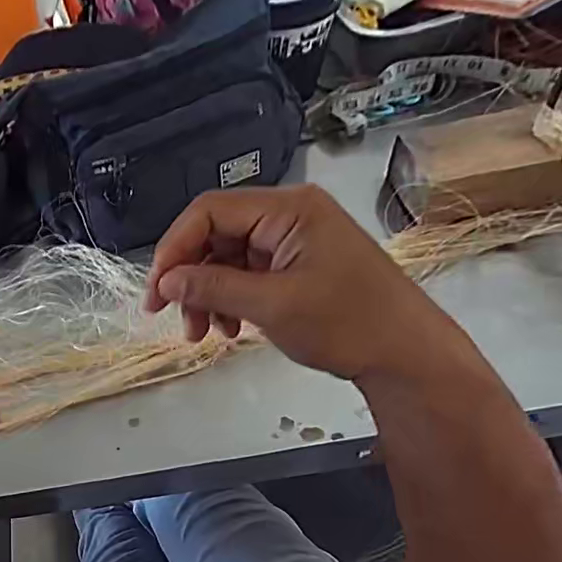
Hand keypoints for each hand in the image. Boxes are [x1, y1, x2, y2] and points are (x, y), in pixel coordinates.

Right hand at [144, 185, 466, 380]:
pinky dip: (233, 301)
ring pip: (231, 260)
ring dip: (210, 296)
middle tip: (180, 323)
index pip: (210, 211)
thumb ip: (214, 289)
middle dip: (192, 279)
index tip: (157, 293)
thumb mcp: (272, 307)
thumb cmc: (346, 324)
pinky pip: (252, 276)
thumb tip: (167, 282)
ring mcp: (296, 241)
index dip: (174, 249)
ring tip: (207, 334)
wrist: (404, 352)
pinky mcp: (300, 266)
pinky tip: (232, 329)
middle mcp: (290, 216)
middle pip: (218, 236)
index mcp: (288, 209)